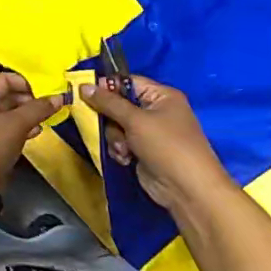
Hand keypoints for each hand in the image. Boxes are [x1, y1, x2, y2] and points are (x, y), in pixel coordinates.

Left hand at [0, 73, 64, 187]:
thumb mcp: (16, 124)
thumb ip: (38, 108)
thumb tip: (60, 97)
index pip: (4, 79)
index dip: (25, 83)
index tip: (45, 92)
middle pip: (9, 95)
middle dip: (30, 99)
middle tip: (50, 106)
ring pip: (12, 112)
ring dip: (30, 113)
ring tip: (48, 117)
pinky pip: (12, 127)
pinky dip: (25, 127)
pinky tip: (38, 131)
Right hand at [80, 75, 230, 207]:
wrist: (187, 188)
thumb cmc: (165, 145)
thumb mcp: (135, 120)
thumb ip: (108, 102)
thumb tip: (83, 85)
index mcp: (161, 95)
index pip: (128, 82)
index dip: (106, 86)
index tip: (85, 92)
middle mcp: (156, 111)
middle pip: (119, 105)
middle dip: (111, 118)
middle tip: (104, 125)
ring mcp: (149, 132)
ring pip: (116, 126)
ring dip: (115, 138)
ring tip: (124, 149)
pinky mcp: (143, 150)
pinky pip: (121, 142)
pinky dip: (120, 149)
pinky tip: (126, 159)